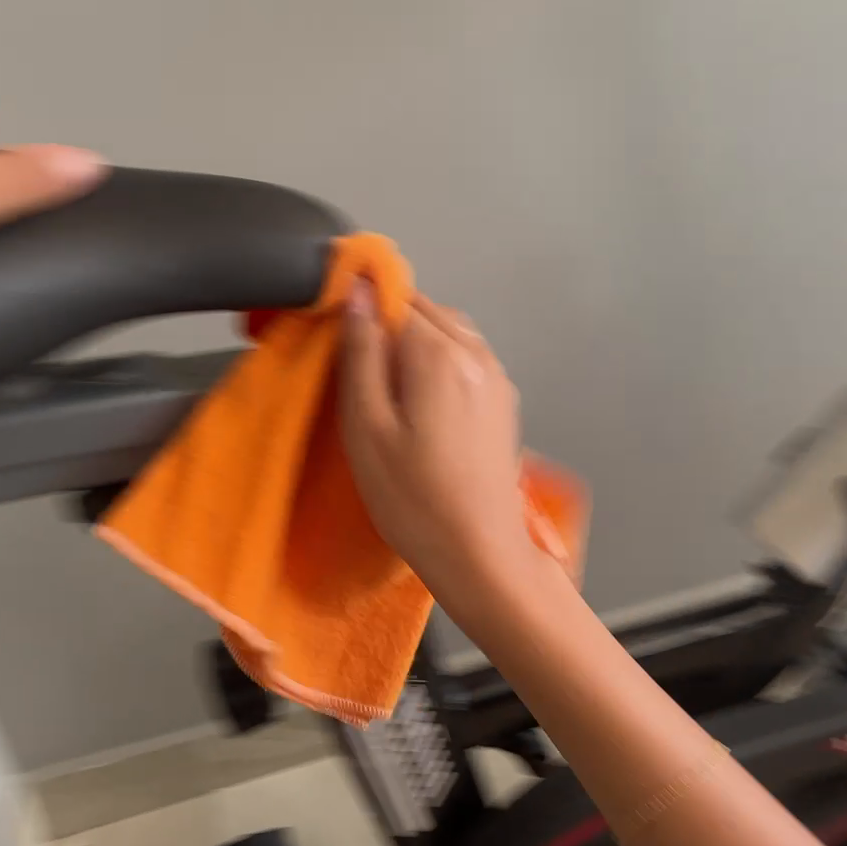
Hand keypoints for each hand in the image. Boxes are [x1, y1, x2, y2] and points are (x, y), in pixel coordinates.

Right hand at [336, 288, 541, 599]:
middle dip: (390, 325)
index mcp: (441, 354)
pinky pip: (467, 358)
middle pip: (425, 310)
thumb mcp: (367, 427)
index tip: (342, 344)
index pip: (394, 297)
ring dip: (416, 344)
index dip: (363, 311)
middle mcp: (477, 354)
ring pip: (449, 332)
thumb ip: (361, 353)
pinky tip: (422, 404)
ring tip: (389, 392)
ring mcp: (497, 377)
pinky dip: (440, 363)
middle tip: (361, 373)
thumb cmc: (414, 500)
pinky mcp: (504, 400)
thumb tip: (357, 293)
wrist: (480, 552)